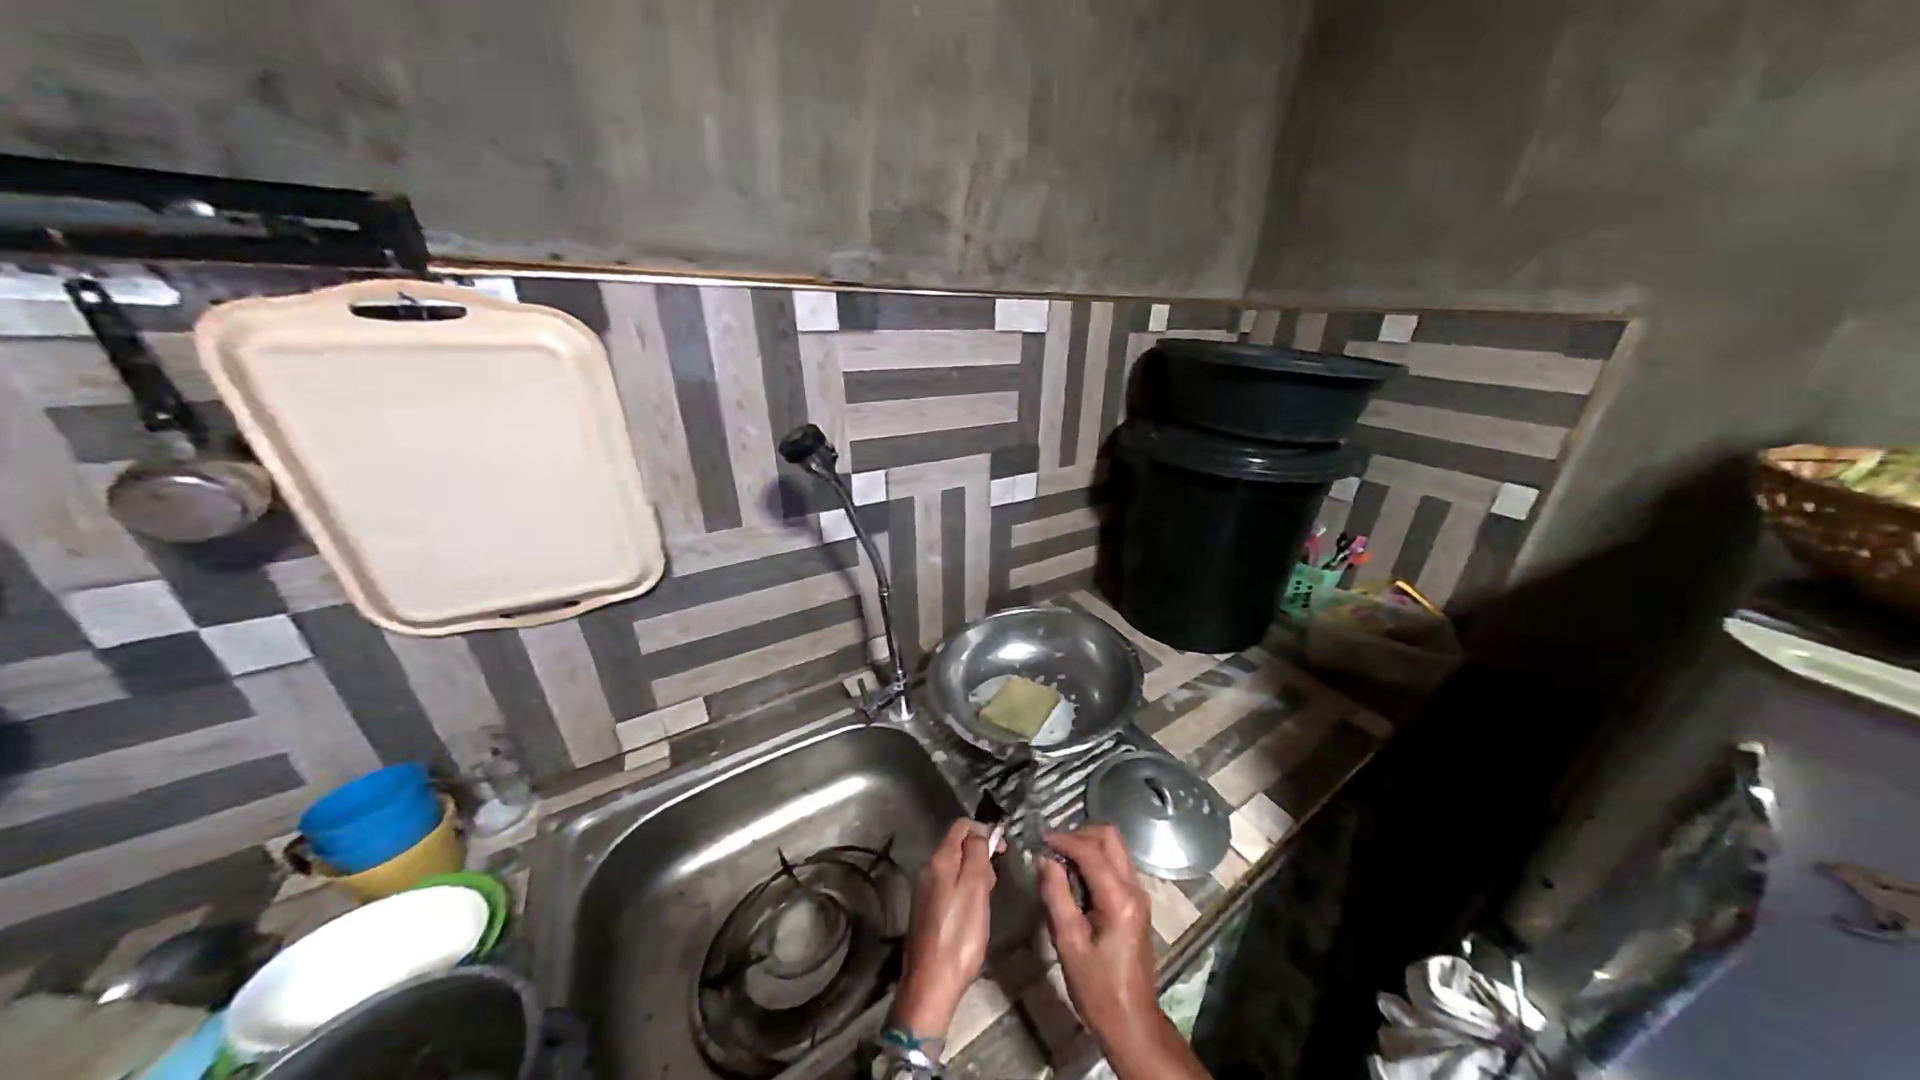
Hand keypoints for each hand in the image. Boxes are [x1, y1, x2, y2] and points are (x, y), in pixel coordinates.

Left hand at [890, 818, 997, 1038]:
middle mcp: (927, 868)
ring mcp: (924, 889)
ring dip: (973, 876)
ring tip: (985, 902)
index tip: (1002, 850)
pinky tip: (971, 913)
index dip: (984, 831)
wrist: (930, 984)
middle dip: (980, 856)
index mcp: (939, 860)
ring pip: (954, 867)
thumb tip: (979, 831)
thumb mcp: (975, 890)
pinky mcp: (925, 909)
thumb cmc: (959, 936)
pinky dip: (964, 890)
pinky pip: (948, 886)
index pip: (961, 826)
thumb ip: (976, 855)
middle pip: (958, 846)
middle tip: (994, 884)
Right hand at [1036, 826, 1158, 1039]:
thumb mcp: (1068, 943)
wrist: (1131, 1021)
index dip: (1064, 840)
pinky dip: (1096, 859)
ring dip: (1088, 845)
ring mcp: (1139, 895)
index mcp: (1119, 899)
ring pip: (1116, 848)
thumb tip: (1044, 859)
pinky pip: (1117, 865)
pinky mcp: (1136, 903)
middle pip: (1111, 838)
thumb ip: (1056, 895)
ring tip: (1060, 859)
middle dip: (1080, 834)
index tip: (1040, 839)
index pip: (1091, 851)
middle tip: (1053, 847)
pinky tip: (1075, 876)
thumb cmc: (1097, 988)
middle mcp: (1135, 889)